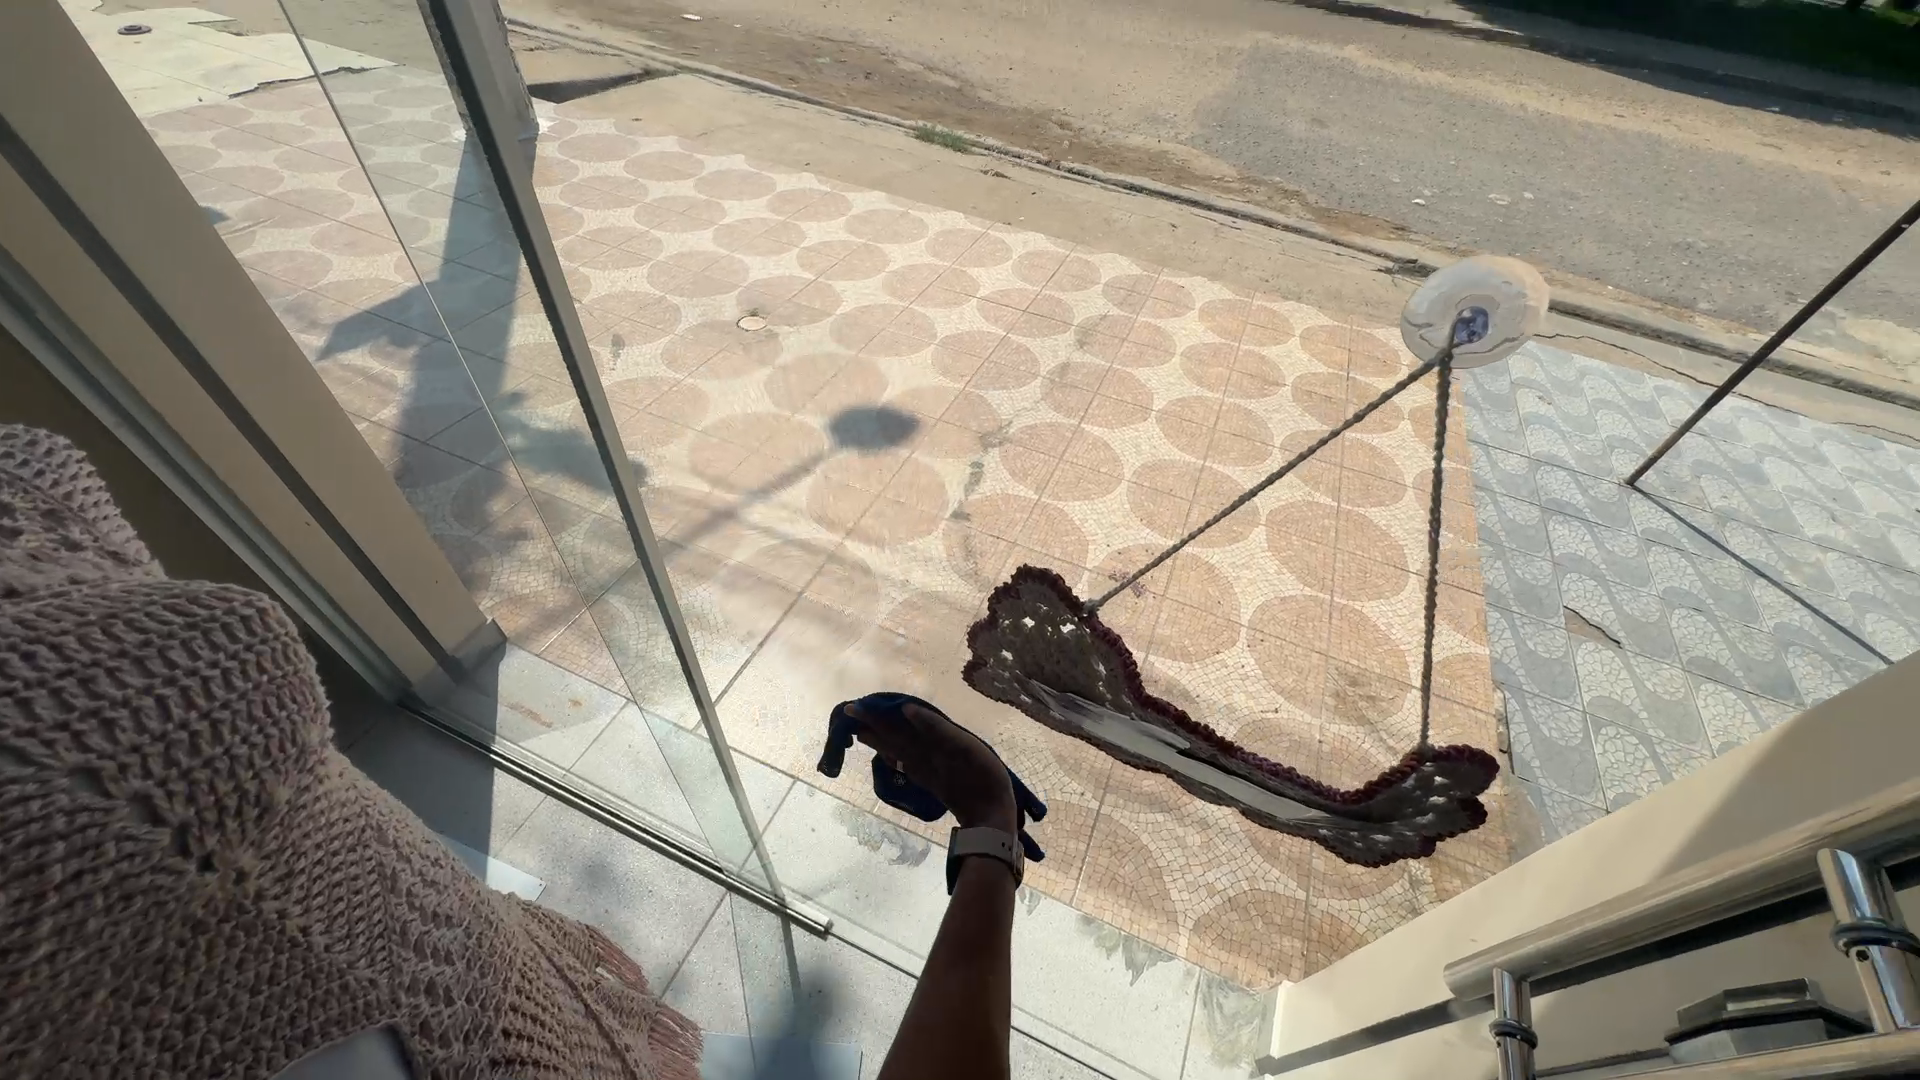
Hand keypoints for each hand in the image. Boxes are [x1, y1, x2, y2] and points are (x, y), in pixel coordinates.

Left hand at [849, 700, 1017, 833]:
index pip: (892, 729)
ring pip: (895, 752)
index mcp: (924, 748)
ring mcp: (923, 771)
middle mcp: (918, 759)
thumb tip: (906, 710)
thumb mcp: (963, 746)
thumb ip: (934, 727)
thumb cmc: (982, 776)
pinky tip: (890, 755)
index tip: (853, 708)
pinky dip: (893, 756)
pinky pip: (904, 765)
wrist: (988, 814)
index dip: (874, 718)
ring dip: (878, 740)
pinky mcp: (929, 781)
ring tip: (862, 732)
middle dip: (870, 726)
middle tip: (850, 714)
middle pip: (890, 740)